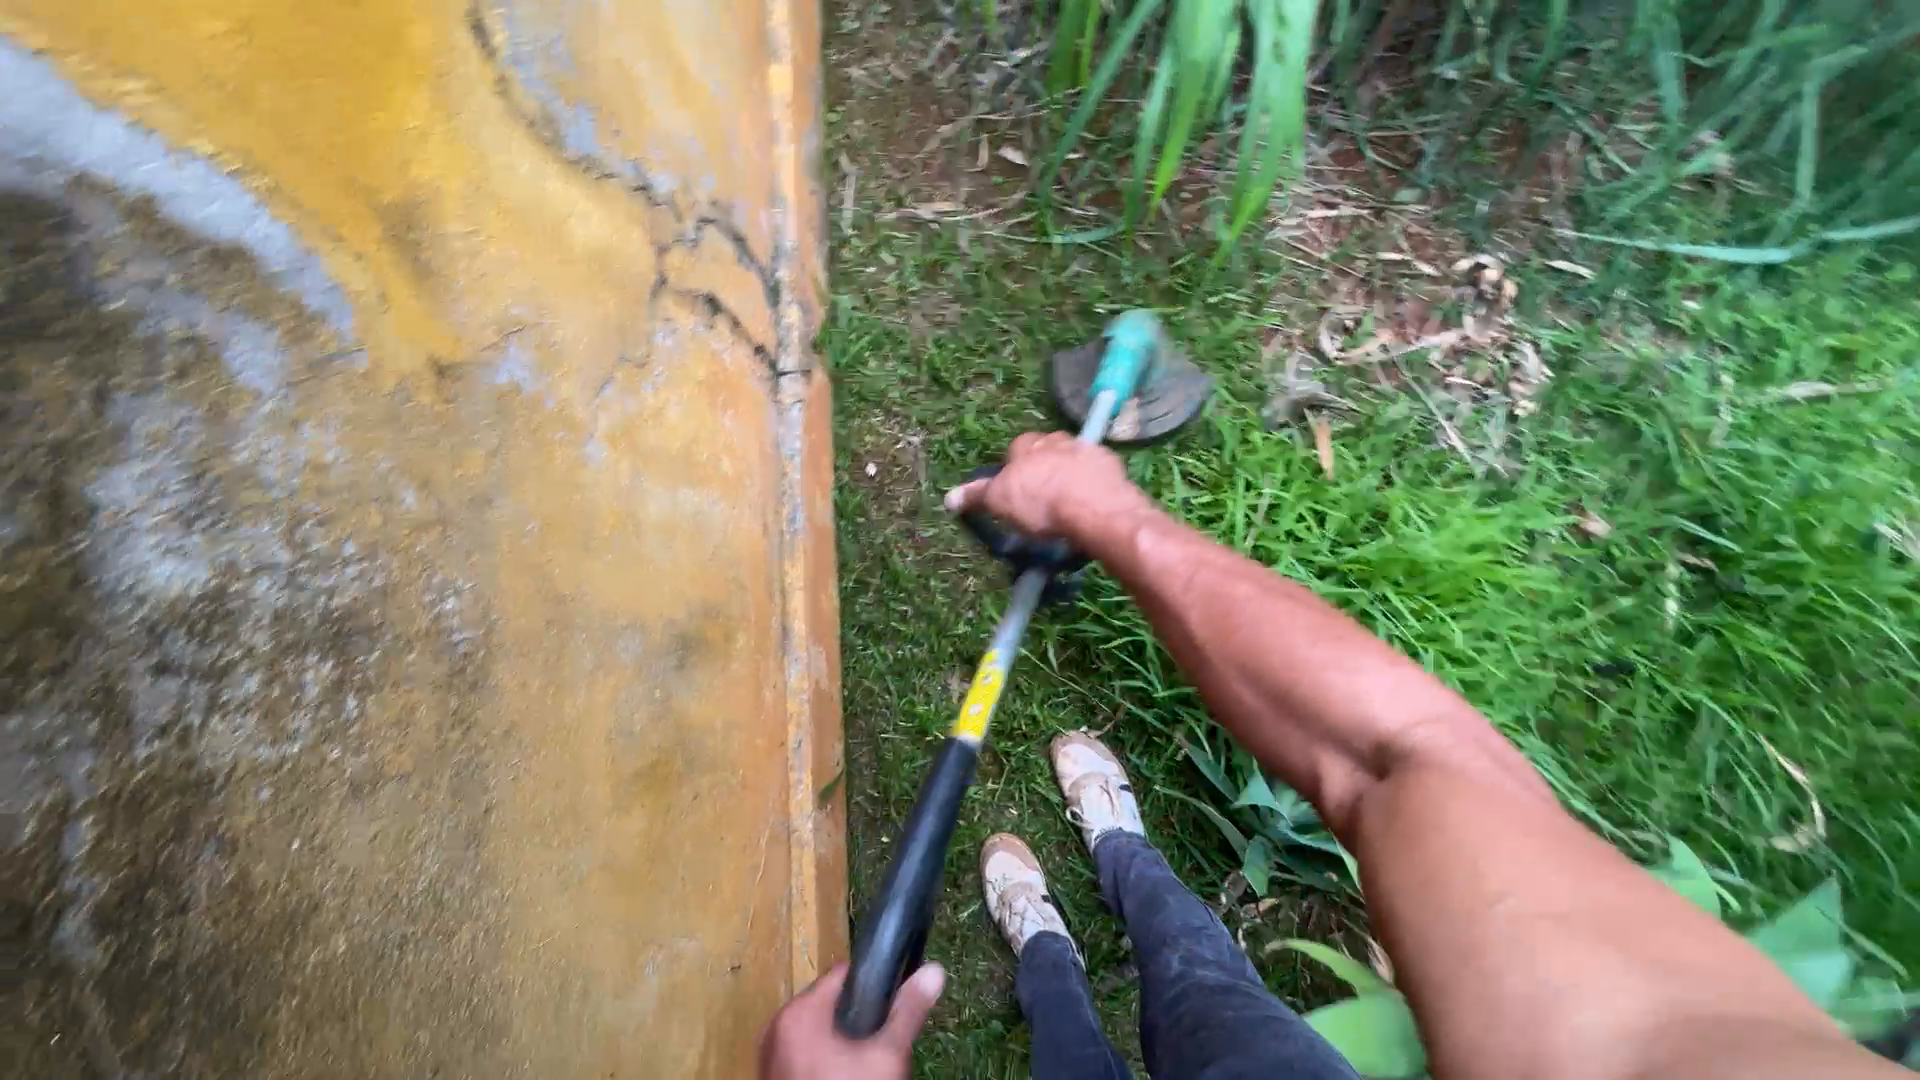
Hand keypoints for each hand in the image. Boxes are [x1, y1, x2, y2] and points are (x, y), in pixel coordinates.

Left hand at [759, 963, 945, 1079]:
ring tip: (869, 1065)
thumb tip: (934, 971)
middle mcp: (777, 1027)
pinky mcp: (775, 1078)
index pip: (844, 974)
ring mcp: (772, 1056)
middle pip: (833, 1004)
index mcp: (798, 1011)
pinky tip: (848, 1079)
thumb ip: (908, 1012)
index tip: (897, 1002)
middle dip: (861, 1019)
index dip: (875, 984)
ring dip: (847, 1043)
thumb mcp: (885, 1058)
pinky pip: (808, 1055)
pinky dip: (828, 1062)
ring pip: (822, 1032)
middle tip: (885, 1044)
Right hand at [943, 432, 1150, 543]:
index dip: (1014, 469)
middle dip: (1044, 469)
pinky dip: (1093, 487)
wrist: (1094, 507)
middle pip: (1047, 451)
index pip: (1016, 449)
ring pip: (1073, 460)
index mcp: (1027, 444)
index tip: (1015, 491)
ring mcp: (1087, 451)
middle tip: (1041, 499)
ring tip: (1067, 506)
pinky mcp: (1112, 467)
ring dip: (1070, 476)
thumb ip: (977, 496)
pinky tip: (1090, 507)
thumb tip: (949, 497)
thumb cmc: (1040, 501)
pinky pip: (1098, 475)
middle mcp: (1057, 440)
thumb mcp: (1000, 501)